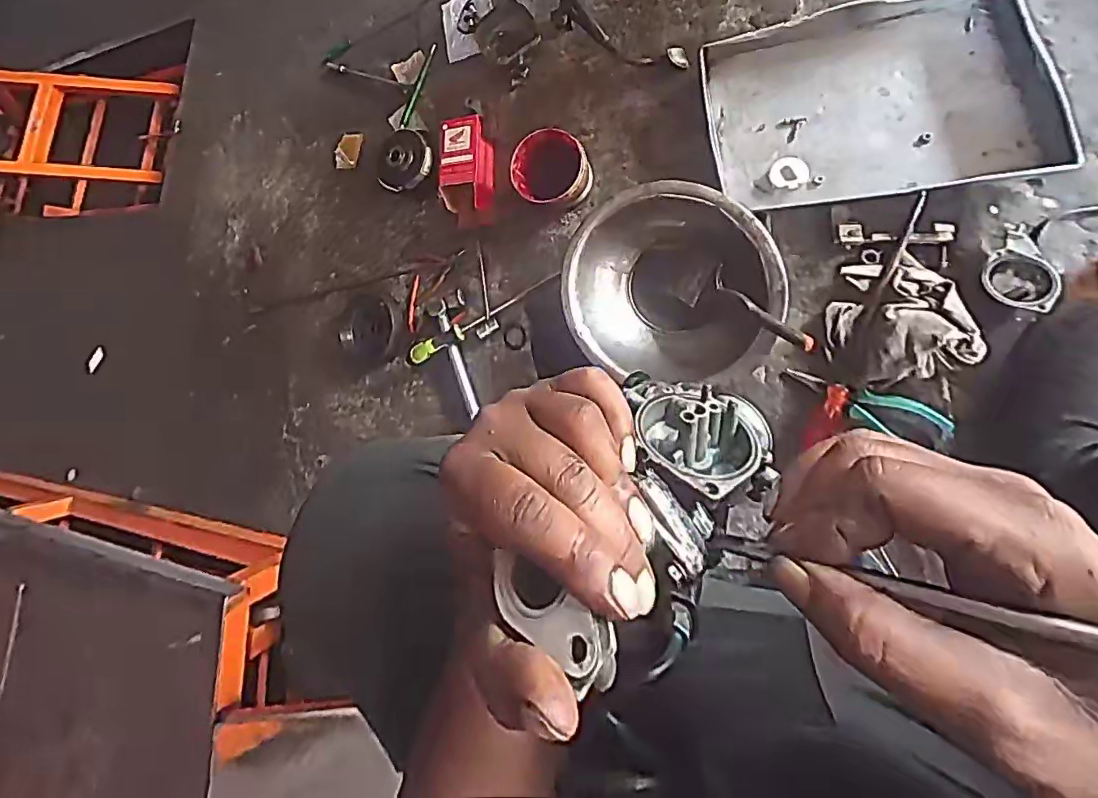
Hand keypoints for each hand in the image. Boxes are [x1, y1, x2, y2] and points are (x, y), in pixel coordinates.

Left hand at [437, 368, 657, 743]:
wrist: (513, 541)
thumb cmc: (504, 581)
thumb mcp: (502, 642)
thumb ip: (519, 681)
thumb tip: (554, 709)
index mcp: (464, 484)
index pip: (520, 508)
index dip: (577, 553)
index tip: (617, 597)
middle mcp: (491, 433)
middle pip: (563, 473)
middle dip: (609, 535)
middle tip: (633, 579)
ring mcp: (528, 404)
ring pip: (584, 426)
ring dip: (618, 483)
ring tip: (632, 526)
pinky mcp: (561, 389)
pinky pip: (596, 388)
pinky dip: (619, 420)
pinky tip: (624, 462)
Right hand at [768, 432, 1097, 797]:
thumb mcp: (1010, 721)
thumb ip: (892, 647)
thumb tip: (798, 579)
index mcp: (1027, 528)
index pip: (884, 474)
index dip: (819, 511)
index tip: (788, 563)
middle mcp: (1007, 495)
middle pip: (871, 452)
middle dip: (811, 498)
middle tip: (786, 560)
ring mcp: (992, 502)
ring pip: (873, 462)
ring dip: (823, 503)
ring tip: (805, 561)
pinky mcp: (976, 522)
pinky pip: (889, 491)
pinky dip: (846, 516)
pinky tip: (840, 556)